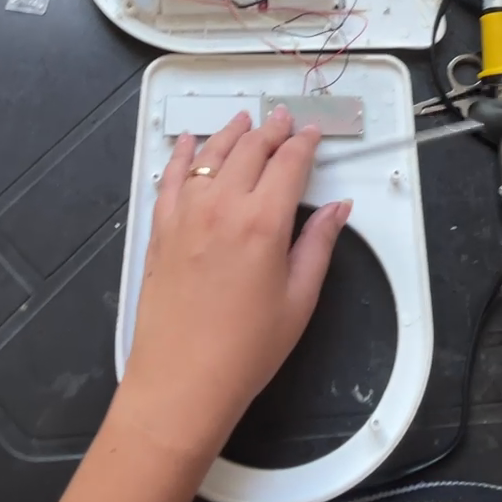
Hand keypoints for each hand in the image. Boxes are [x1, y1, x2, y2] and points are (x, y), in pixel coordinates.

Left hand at [116, 107, 350, 460]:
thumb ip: (319, 243)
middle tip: (284, 119)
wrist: (181, 383)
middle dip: (272, 129)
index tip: (312, 133)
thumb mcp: (299, 298)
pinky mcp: (162, 228)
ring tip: (245, 119)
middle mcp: (223, 205)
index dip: (304, 142)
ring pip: (212, 153)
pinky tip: (189, 141)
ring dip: (232, 131)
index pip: (289, 162)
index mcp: (263, 221)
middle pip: (251, 148)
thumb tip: (340, 208)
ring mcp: (187, 213)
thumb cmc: (247, 348)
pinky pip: (171, 177)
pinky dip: (182, 154)